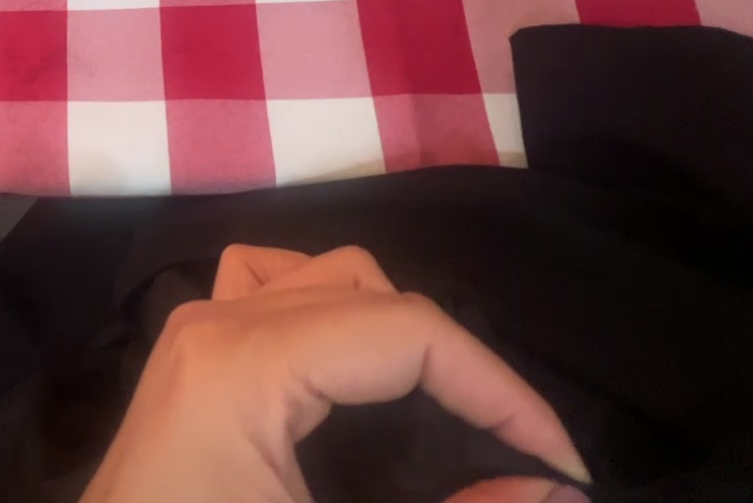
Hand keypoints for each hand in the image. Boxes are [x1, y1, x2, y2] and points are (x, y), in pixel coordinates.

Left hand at [79, 245, 590, 502]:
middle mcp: (215, 320)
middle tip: (508, 446)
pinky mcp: (191, 343)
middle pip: (366, 288)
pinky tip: (343, 362)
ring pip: (320, 272)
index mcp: (243, 364)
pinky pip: (267, 281)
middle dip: (452, 360)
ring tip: (437, 403)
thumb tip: (552, 491)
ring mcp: (195, 322)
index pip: (402, 328)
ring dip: (390, 324)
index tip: (562, 466)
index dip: (499, 388)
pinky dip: (325, 306)